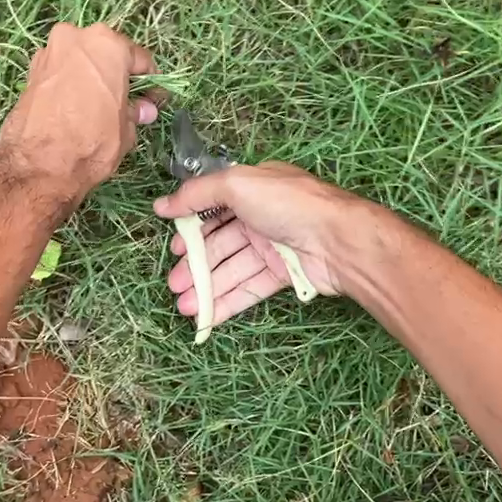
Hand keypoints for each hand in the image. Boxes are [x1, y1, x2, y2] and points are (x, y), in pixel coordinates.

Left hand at [0, 22, 158, 205]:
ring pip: (81, 64)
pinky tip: (76, 112)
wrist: (40, 166)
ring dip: (92, 82)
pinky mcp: (30, 73)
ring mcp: (49, 53)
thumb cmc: (91, 143)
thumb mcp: (125, 130)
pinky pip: (61, 76)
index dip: (150, 84)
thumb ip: (135, 113)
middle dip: (118, 79)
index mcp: (107, 44)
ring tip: (100, 112)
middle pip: (106, 56)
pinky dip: (71, 88)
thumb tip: (143, 109)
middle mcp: (75, 38)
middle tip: (127, 106)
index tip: (153, 101)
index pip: (139, 60)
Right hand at [152, 162, 377, 326]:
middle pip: (220, 244)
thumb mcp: (237, 185)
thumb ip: (197, 194)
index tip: (175, 248)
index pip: (213, 209)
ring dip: (207, 288)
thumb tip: (161, 205)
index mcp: (252, 190)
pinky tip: (206, 316)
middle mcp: (261, 217)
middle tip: (174, 285)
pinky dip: (226, 302)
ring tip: (185, 306)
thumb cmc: (288, 204)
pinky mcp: (282, 275)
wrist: (339, 241)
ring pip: (232, 269)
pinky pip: (249, 288)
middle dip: (195, 265)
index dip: (192, 229)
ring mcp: (272, 248)